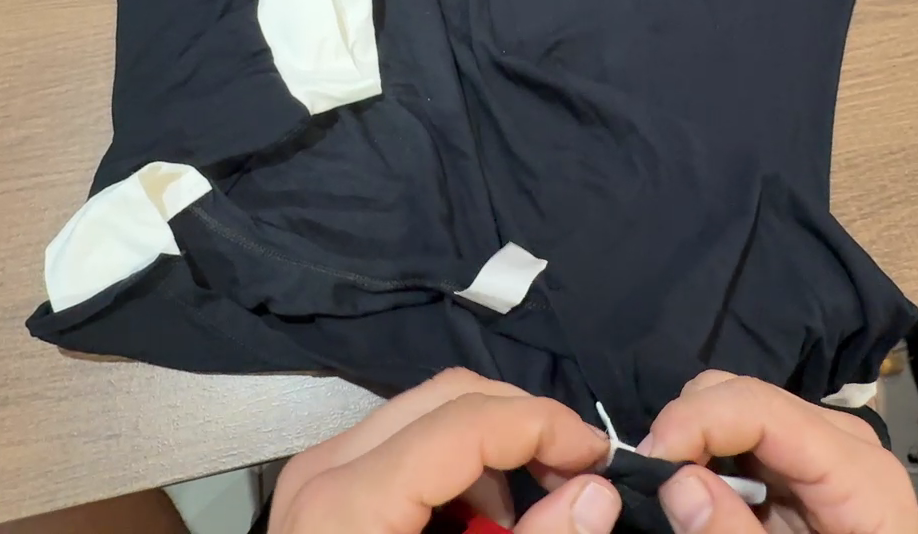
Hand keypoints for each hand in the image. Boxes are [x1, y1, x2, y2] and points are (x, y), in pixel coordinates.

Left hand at [270, 368, 623, 533]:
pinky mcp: (323, 485)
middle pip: (449, 395)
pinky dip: (455, 467)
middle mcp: (328, 465)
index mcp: (350, 501)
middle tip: (574, 472)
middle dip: (523, 425)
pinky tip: (477, 521)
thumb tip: (597, 493)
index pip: (465, 420)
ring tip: (525, 514)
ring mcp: (319, 470)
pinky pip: (404, 441)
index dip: (543, 425)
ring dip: (491, 448)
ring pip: (429, 411)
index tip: (597, 454)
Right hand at [640, 371, 917, 533]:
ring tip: (684, 496)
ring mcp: (821, 443)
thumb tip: (677, 480)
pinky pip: (741, 433)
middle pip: (742, 395)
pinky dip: (710, 456)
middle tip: (657, 485)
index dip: (696, 421)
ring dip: (695, 443)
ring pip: (733, 404)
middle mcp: (840, 438)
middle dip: (689, 429)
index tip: (648, 461)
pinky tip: (709, 497)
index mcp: (857, 472)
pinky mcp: (802, 458)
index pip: (761, 407)